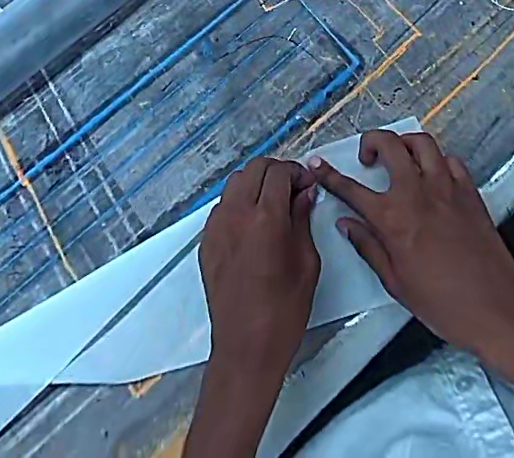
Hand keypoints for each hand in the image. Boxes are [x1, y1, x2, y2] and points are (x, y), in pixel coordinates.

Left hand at [186, 157, 319, 457]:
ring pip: (235, 182)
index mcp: (266, 218)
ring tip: (273, 202)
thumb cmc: (283, 311)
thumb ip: (303, 219)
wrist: (246, 346)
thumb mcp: (307, 262)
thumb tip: (304, 193)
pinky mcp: (207, 239)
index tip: (306, 182)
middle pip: (254, 168)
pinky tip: (253, 222)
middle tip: (293, 187)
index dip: (296, 172)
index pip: (279, 172)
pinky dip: (239, 202)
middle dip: (276, 171)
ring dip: (255, 183)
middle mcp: (237, 214)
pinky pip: (223, 206)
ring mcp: (217, 225)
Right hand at [309, 130, 513, 360]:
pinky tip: (433, 175)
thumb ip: (368, 247)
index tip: (320, 165)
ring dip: (404, 144)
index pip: (351, 188)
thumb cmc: (446, 304)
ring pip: (421, 143)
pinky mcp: (470, 193)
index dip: (330, 175)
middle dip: (371, 142)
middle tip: (367, 157)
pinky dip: (438, 161)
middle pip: (388, 145)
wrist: (498, 310)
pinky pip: (451, 161)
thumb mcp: (396, 282)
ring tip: (399, 157)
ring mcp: (446, 189)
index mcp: (392, 218)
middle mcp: (416, 194)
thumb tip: (348, 226)